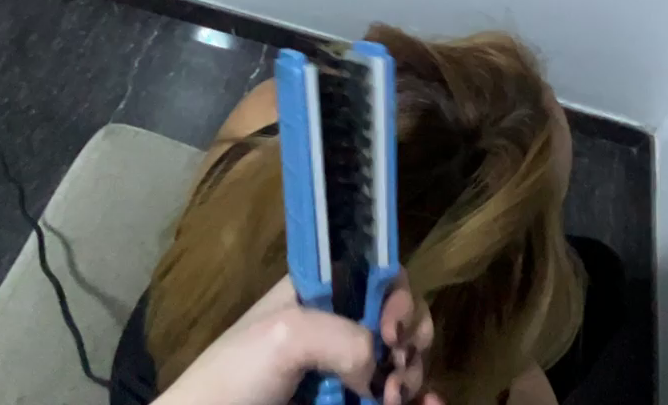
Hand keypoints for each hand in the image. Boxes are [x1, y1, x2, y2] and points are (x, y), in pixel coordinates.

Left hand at [156, 273, 439, 404]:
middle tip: (395, 369)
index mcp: (326, 293)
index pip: (381, 275)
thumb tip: (376, 371)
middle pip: (401, 318)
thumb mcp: (287, 334)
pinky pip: (399, 397)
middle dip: (411, 339)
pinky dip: (422, 398)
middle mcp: (343, 327)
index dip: (397, 296)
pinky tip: (429, 404)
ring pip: (404, 362)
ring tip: (393, 399)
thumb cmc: (238, 374)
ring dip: (413, 375)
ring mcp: (348, 372)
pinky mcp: (351, 404)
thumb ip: (344, 336)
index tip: (390, 329)